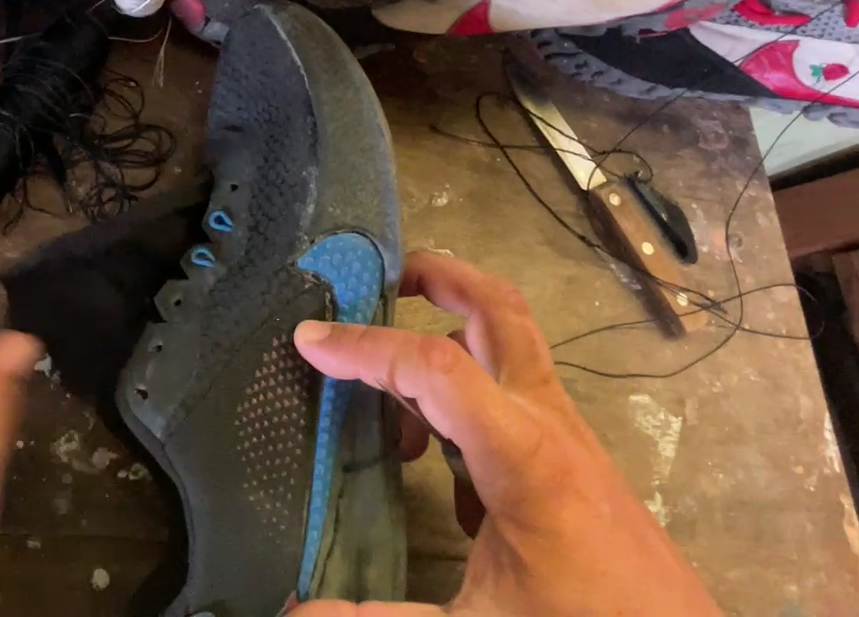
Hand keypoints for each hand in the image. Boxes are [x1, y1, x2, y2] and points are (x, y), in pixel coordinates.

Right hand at [290, 249, 721, 616]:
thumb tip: (291, 612)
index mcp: (521, 450)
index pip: (431, 364)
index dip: (364, 345)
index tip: (308, 337)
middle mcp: (544, 418)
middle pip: (495, 306)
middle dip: (433, 275)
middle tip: (375, 280)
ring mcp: (562, 431)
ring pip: (504, 343)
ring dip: (442, 339)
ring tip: (389, 397)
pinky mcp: (567, 455)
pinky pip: (506, 394)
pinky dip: (461, 399)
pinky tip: (437, 466)